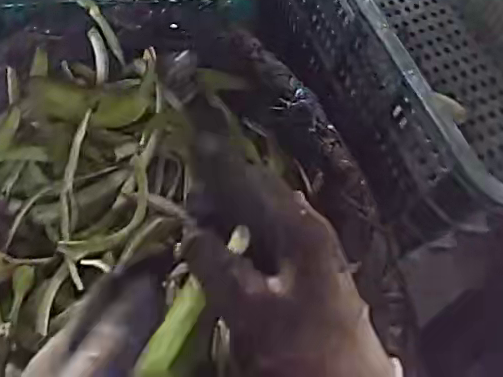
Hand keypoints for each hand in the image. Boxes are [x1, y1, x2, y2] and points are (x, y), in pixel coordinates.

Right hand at [184, 144, 395, 376]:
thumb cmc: (302, 352)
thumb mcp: (247, 310)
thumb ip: (215, 264)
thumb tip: (190, 231)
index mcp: (298, 224)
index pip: (249, 177)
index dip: (217, 165)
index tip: (190, 151)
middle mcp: (308, 226)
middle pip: (258, 191)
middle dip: (221, 190)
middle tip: (190, 202)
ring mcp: (312, 250)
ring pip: (264, 214)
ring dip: (232, 212)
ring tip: (202, 222)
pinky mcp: (310, 276)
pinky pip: (271, 237)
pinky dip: (245, 235)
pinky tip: (228, 249)